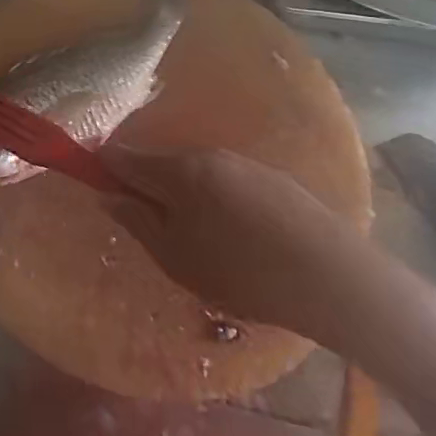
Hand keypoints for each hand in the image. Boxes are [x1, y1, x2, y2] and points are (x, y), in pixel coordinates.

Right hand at [100, 145, 371, 342]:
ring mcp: (245, 163)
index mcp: (179, 170)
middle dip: (145, 184)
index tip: (98, 187)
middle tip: (149, 225)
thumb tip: (108, 196)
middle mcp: (208, 154)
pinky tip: (233, 234)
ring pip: (195, 171)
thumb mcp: (177, 259)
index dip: (103, 167)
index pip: (123, 155)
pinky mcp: (274, 179)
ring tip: (195, 236)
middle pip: (160, 161)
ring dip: (182, 192)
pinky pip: (226, 180)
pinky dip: (214, 198)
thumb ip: (137, 222)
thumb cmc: (244, 274)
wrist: (337, 281)